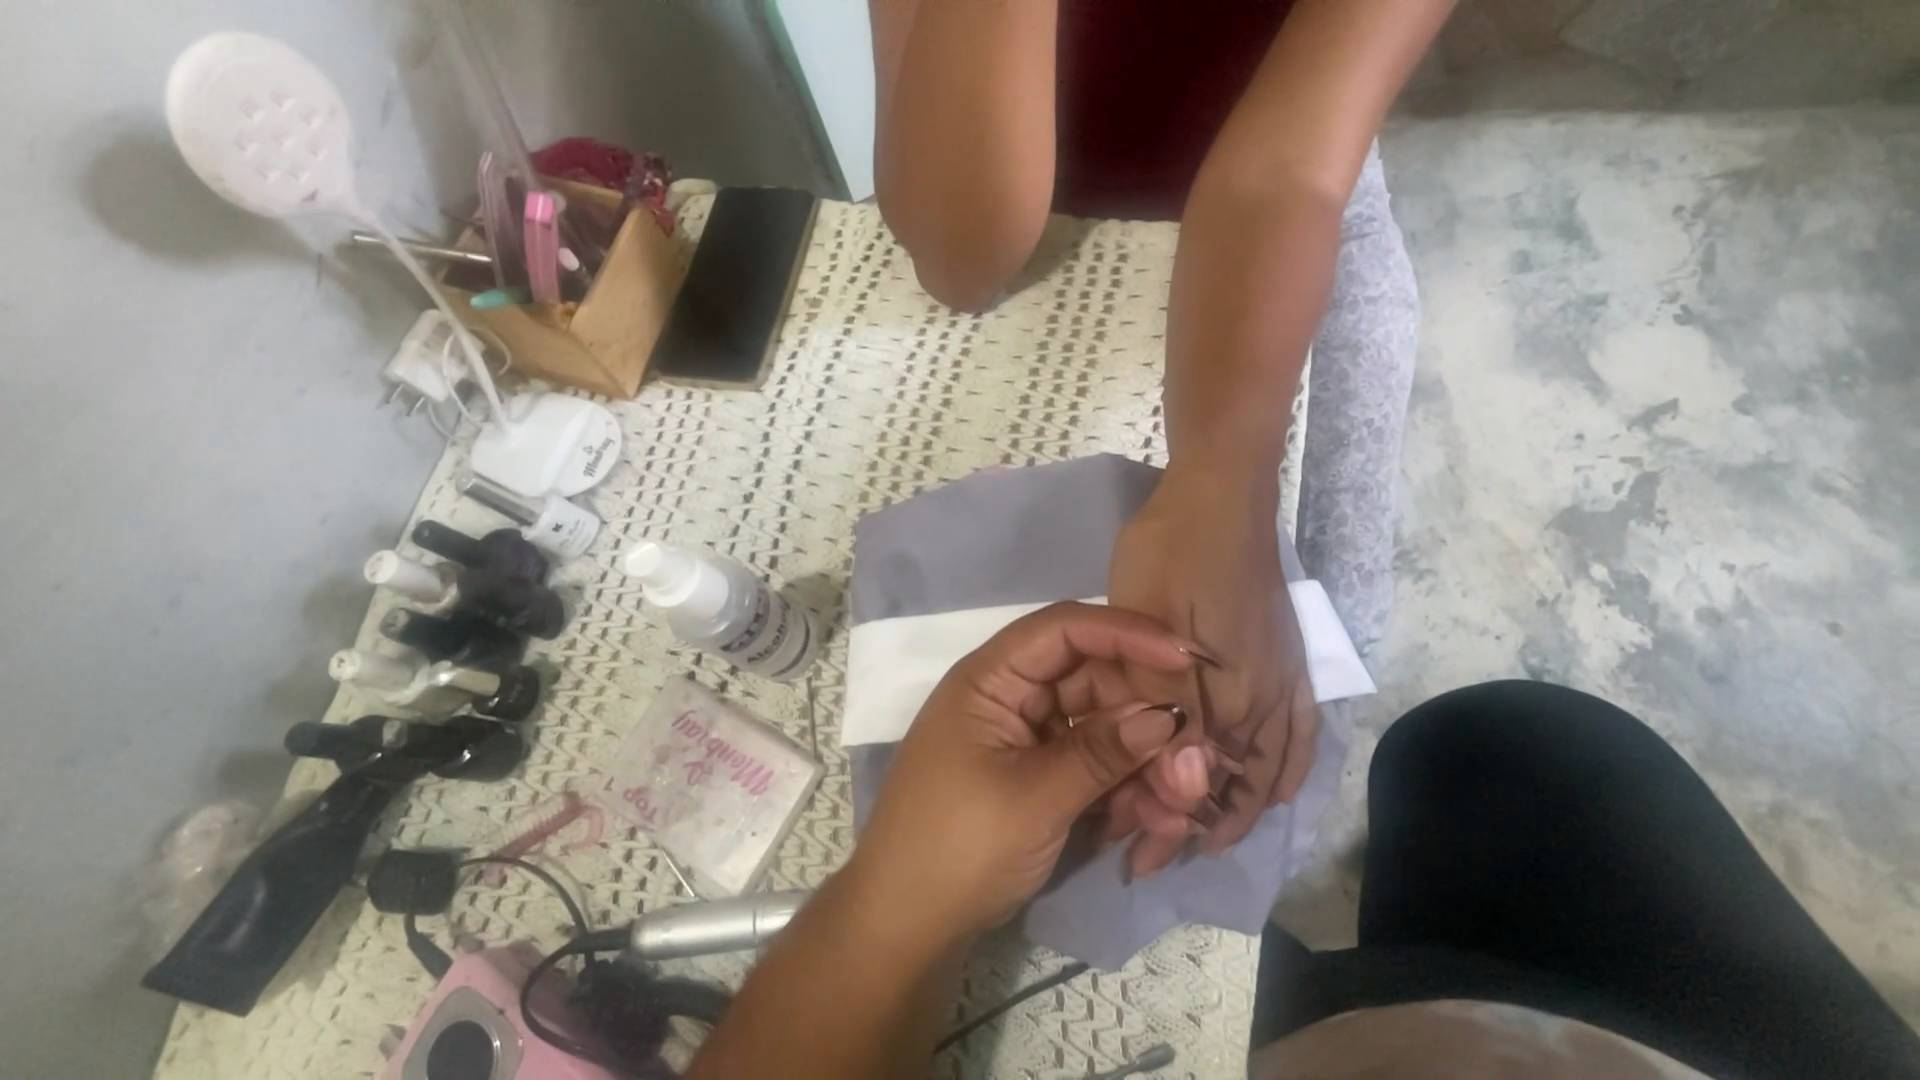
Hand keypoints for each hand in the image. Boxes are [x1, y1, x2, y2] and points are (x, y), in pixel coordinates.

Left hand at [850, 602, 1202, 941]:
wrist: (907, 925)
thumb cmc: (957, 847)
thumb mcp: (1034, 797)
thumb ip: (1103, 752)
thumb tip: (1169, 714)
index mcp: (992, 681)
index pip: (1064, 631)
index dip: (1126, 633)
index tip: (1185, 657)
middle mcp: (1012, 700)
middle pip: (1096, 684)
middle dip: (1148, 721)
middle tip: (1195, 766)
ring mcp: (1028, 742)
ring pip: (1104, 731)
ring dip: (1145, 767)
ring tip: (1176, 813)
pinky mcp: (1041, 781)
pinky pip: (1094, 769)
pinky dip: (1125, 792)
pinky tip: (1152, 827)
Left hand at [1105, 461, 1320, 879]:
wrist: (1222, 493)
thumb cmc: (1166, 553)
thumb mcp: (1139, 624)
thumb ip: (1156, 700)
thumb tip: (1175, 780)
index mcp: (1221, 697)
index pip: (1197, 785)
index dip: (1164, 824)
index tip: (1133, 855)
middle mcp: (1262, 702)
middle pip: (1233, 786)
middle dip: (1195, 826)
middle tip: (1158, 855)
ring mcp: (1283, 682)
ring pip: (1266, 768)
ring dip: (1237, 808)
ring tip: (1207, 837)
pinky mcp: (1291, 661)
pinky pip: (1300, 731)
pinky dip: (1288, 768)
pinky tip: (1274, 790)